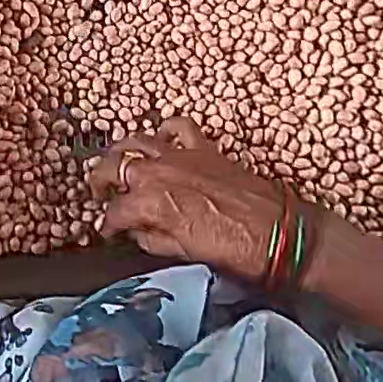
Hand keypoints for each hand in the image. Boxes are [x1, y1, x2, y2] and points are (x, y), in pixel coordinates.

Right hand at [85, 117, 342, 287]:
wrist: (283, 235)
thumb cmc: (236, 251)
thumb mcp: (186, 254)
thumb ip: (153, 240)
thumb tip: (137, 233)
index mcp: (151, 203)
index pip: (114, 211)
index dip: (107, 224)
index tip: (108, 232)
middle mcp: (158, 173)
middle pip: (114, 167)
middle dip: (99, 180)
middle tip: (99, 193)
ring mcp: (181, 156)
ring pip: (137, 141)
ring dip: (122, 151)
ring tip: (119, 161)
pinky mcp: (204, 148)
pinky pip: (178, 127)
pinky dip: (166, 130)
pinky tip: (161, 138)